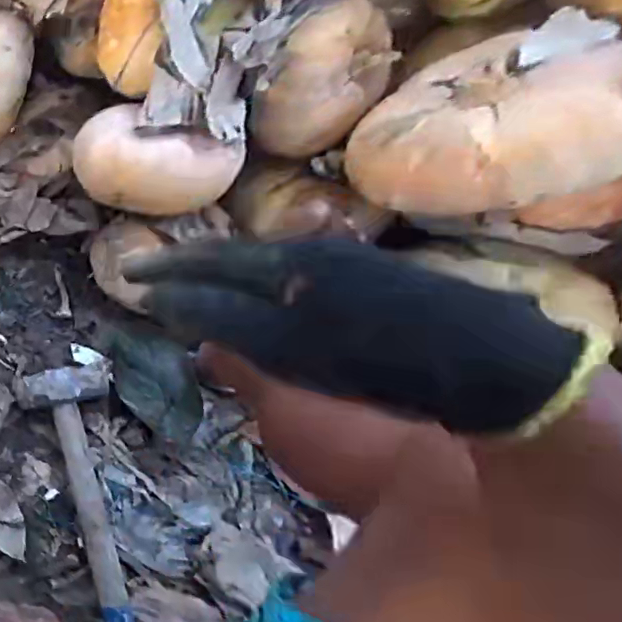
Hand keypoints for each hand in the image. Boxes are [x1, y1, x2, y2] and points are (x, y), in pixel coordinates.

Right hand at [122, 240, 596, 434]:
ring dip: (215, 268)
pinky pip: (283, 268)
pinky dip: (248, 278)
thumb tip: (177, 313)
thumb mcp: (288, 358)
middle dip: (184, 264)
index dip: (167, 273)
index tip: (130, 276)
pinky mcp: (360, 278)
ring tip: (185, 277)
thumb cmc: (378, 367)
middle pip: (229, 255)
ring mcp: (338, 263)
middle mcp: (308, 255)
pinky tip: (247, 291)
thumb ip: (229, 332)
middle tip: (146, 271)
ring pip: (257, 260)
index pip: (209, 266)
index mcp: (286, 268)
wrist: (491, 367)